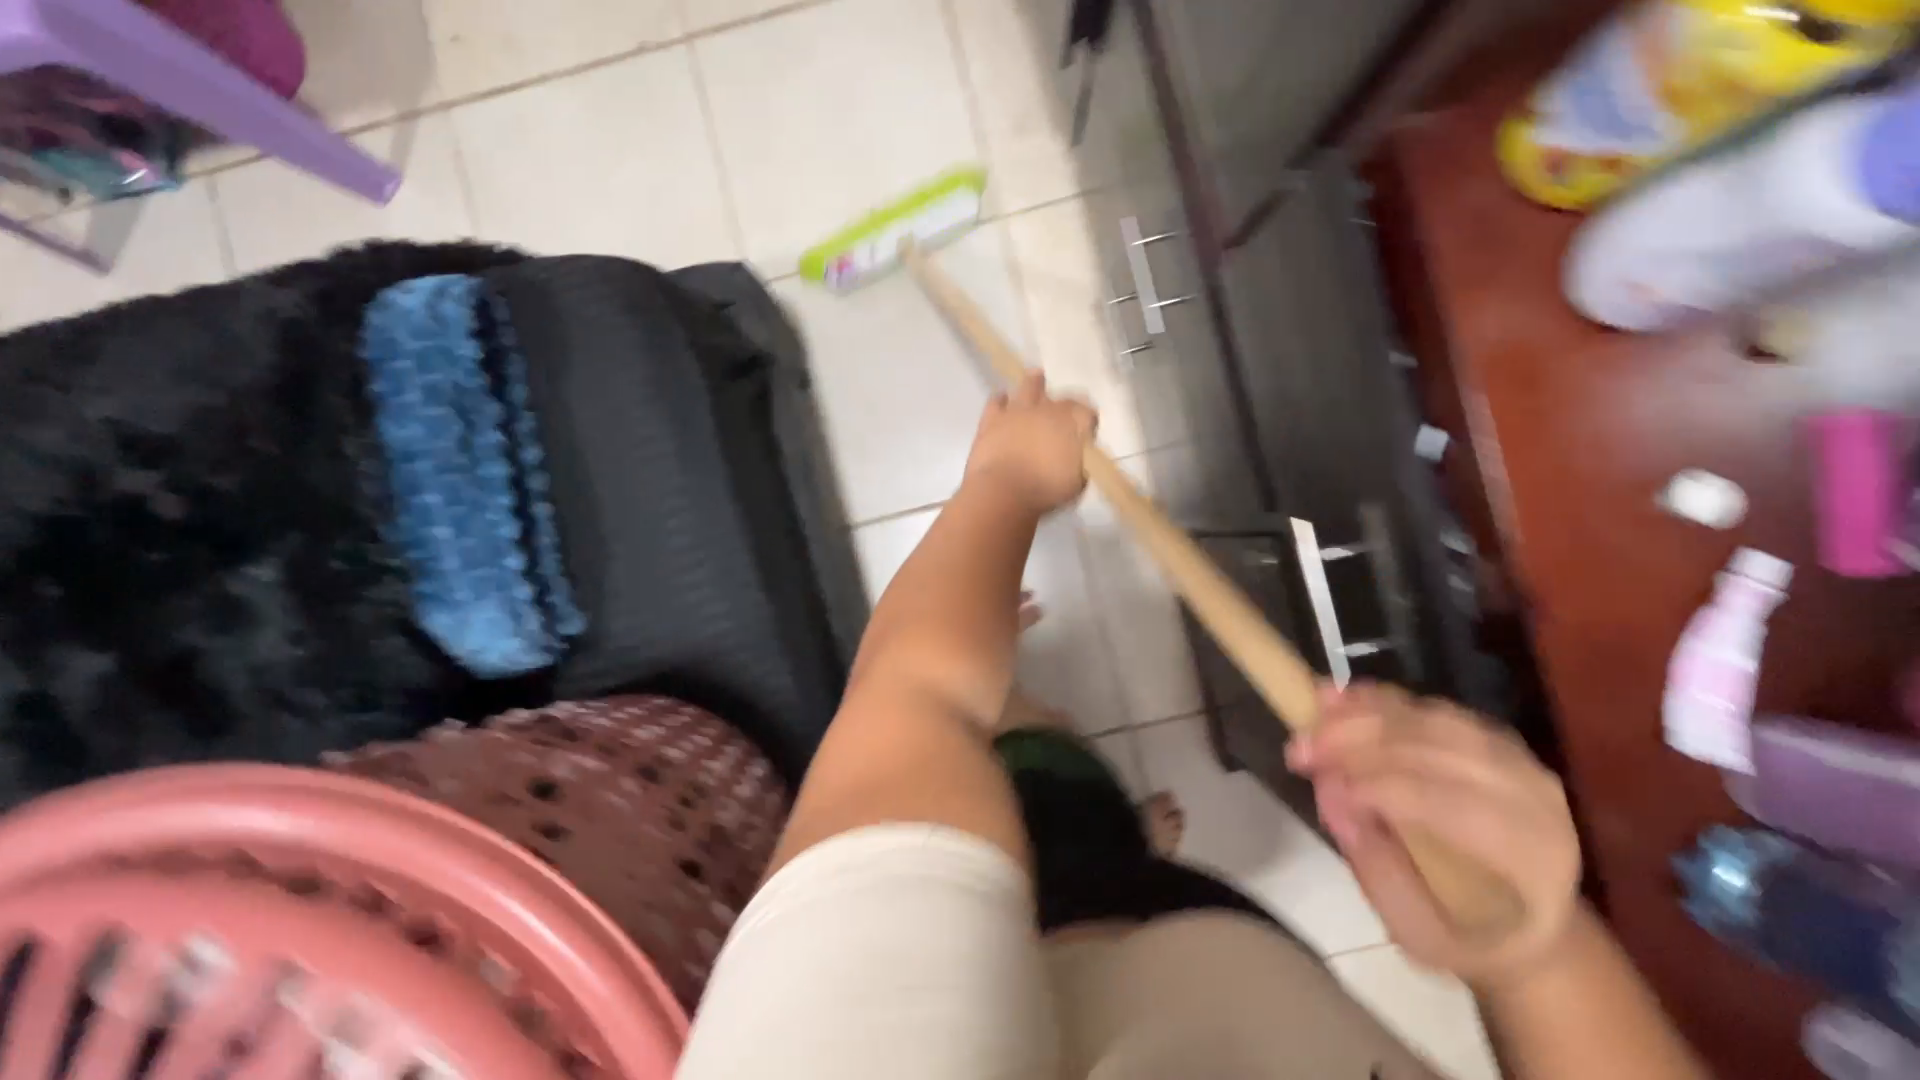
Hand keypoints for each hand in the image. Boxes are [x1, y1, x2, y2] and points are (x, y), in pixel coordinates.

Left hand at [962, 372, 1096, 514]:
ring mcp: (1018, 411)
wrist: (1003, 491)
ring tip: (1036, 377)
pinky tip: (1001, 398)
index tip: (1086, 432)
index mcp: (1074, 422)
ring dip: (1034, 383)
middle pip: (1060, 397)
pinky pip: (996, 401)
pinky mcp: (992, 418)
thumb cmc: (1046, 491)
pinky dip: (1000, 399)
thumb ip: (1079, 464)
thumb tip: (1077, 460)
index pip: (1087, 413)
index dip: (1087, 422)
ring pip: (1028, 387)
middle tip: (1062, 408)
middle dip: (1064, 402)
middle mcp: (1048, 410)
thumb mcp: (1077, 483)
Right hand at [1287, 682, 1581, 986]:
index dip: (1379, 784)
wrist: (1532, 927)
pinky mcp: (1498, 741)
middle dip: (1360, 741)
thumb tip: (1331, 796)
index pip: (1449, 803)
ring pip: (1435, 720)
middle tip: (1298, 748)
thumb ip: (1377, 867)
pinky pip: (1436, 709)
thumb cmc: (1469, 938)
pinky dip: (1385, 701)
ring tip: (1313, 717)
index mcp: (1528, 856)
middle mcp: (1534, 798)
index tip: (1317, 782)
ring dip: (1367, 714)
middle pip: (1439, 748)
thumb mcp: (1419, 932)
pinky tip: (1341, 699)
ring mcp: (1522, 762)